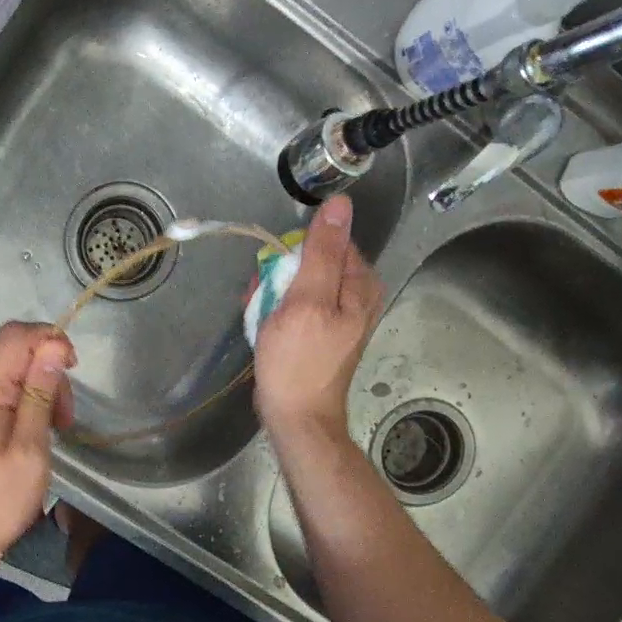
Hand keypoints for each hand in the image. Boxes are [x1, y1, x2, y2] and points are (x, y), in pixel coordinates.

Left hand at [0, 322, 75, 572]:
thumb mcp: (30, 450)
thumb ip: (41, 393)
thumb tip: (54, 347)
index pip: (14, 337)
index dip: (49, 342)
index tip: (71, 370)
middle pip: (6, 356)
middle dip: (41, 378)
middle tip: (64, 422)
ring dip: (26, 395)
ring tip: (43, 435)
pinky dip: (5, 404)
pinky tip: (17, 435)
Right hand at [253, 195, 384, 442]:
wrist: (297, 417)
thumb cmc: (298, 362)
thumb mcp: (306, 301)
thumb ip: (321, 252)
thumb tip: (340, 204)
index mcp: (360, 284)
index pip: (327, 242)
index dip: (294, 253)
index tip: (274, 275)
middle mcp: (356, 296)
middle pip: (311, 263)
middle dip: (280, 276)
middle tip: (263, 301)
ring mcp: (338, 317)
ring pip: (299, 286)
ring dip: (273, 296)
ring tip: (261, 318)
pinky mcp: (320, 334)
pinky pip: (295, 308)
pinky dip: (276, 314)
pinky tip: (265, 329)